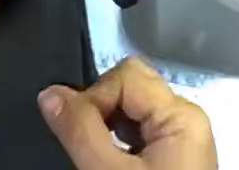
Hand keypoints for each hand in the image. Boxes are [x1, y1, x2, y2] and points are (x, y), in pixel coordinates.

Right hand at [39, 58, 217, 169]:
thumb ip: (80, 131)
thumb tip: (50, 94)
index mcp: (182, 115)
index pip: (126, 77)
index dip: (93, 98)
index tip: (69, 131)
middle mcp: (187, 121)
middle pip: (133, 87)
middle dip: (100, 109)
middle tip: (82, 146)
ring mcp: (183, 143)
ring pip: (135, 111)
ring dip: (107, 127)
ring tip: (93, 158)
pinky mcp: (176, 163)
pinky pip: (142, 135)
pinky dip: (119, 143)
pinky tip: (108, 165)